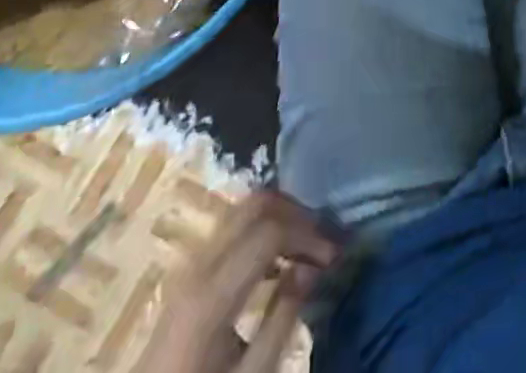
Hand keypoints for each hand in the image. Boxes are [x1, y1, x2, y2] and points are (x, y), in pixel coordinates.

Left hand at [134, 190, 340, 372]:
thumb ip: (283, 319)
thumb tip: (312, 267)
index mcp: (213, 294)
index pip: (270, 233)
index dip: (309, 236)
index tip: (336, 259)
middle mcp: (199, 263)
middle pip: (254, 205)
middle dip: (297, 214)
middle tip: (325, 241)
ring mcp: (190, 262)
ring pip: (242, 209)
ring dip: (281, 218)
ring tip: (310, 248)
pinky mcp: (190, 269)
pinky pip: (232, 227)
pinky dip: (263, 229)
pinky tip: (281, 260)